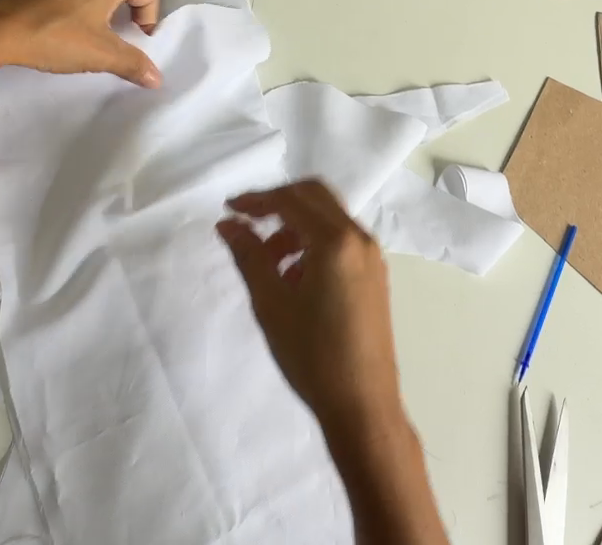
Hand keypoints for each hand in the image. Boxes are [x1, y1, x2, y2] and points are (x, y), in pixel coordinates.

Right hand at [217, 180, 401, 431]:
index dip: (256, 200)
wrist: (363, 405)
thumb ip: (249, 255)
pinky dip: (313, 242)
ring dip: (295, 225)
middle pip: (315, 196)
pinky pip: (340, 240)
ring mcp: (372, 256)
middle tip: (246, 222)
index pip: (291, 200)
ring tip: (268, 263)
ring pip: (328, 217)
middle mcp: (359, 238)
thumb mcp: (270, 303)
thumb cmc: (311, 355)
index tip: (228, 210)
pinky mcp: (374, 275)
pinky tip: (293, 278)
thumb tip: (227, 223)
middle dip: (278, 203)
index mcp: (336, 240)